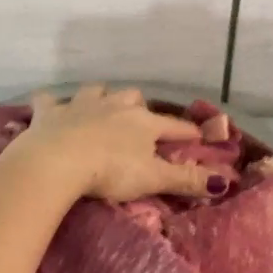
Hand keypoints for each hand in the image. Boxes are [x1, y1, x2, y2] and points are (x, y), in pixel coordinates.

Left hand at [5, 85, 222, 202]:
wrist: (57, 160)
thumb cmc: (109, 171)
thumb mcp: (152, 179)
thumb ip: (186, 179)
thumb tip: (223, 181)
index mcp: (142, 122)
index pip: (172, 126)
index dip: (187, 132)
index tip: (198, 136)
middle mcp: (113, 106)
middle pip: (133, 98)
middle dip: (139, 106)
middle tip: (139, 121)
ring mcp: (79, 105)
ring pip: (96, 90)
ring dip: (100, 97)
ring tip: (100, 108)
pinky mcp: (49, 113)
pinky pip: (48, 101)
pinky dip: (50, 104)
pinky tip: (49, 107)